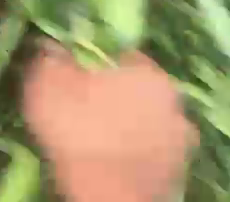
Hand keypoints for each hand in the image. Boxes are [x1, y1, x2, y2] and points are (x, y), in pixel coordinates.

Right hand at [22, 43, 194, 201]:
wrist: (109, 194)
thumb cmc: (77, 126)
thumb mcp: (47, 80)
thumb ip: (51, 56)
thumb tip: (52, 43)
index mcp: (150, 74)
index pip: (120, 51)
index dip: (92, 54)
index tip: (70, 61)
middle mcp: (177, 103)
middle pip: (136, 85)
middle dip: (110, 86)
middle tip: (78, 91)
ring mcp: (182, 140)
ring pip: (144, 115)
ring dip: (121, 115)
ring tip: (88, 121)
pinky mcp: (177, 170)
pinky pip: (146, 142)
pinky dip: (128, 140)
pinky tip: (102, 145)